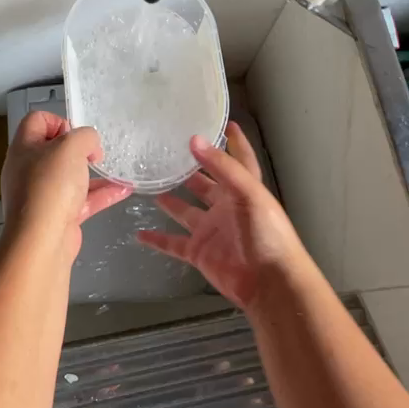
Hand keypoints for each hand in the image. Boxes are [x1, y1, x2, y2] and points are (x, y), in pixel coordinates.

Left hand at [1, 111, 132, 253]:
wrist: (42, 241)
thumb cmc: (51, 185)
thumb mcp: (71, 147)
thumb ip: (85, 136)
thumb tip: (89, 147)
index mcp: (24, 148)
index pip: (36, 121)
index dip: (59, 121)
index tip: (77, 134)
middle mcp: (29, 170)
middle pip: (55, 150)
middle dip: (79, 149)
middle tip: (94, 153)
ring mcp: (43, 194)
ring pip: (71, 177)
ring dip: (95, 173)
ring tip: (117, 170)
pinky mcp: (58, 216)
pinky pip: (82, 199)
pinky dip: (101, 194)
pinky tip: (124, 190)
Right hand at [137, 122, 307, 308]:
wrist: (269, 283)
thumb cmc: (267, 233)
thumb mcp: (248, 193)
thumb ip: (223, 167)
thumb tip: (194, 140)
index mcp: (244, 189)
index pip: (239, 160)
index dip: (234, 143)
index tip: (224, 124)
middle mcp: (227, 206)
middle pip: (206, 183)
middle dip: (191, 169)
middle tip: (167, 152)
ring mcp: (212, 230)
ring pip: (186, 210)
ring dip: (171, 199)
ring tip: (150, 183)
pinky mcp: (200, 252)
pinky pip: (174, 243)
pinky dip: (158, 239)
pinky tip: (139, 233)